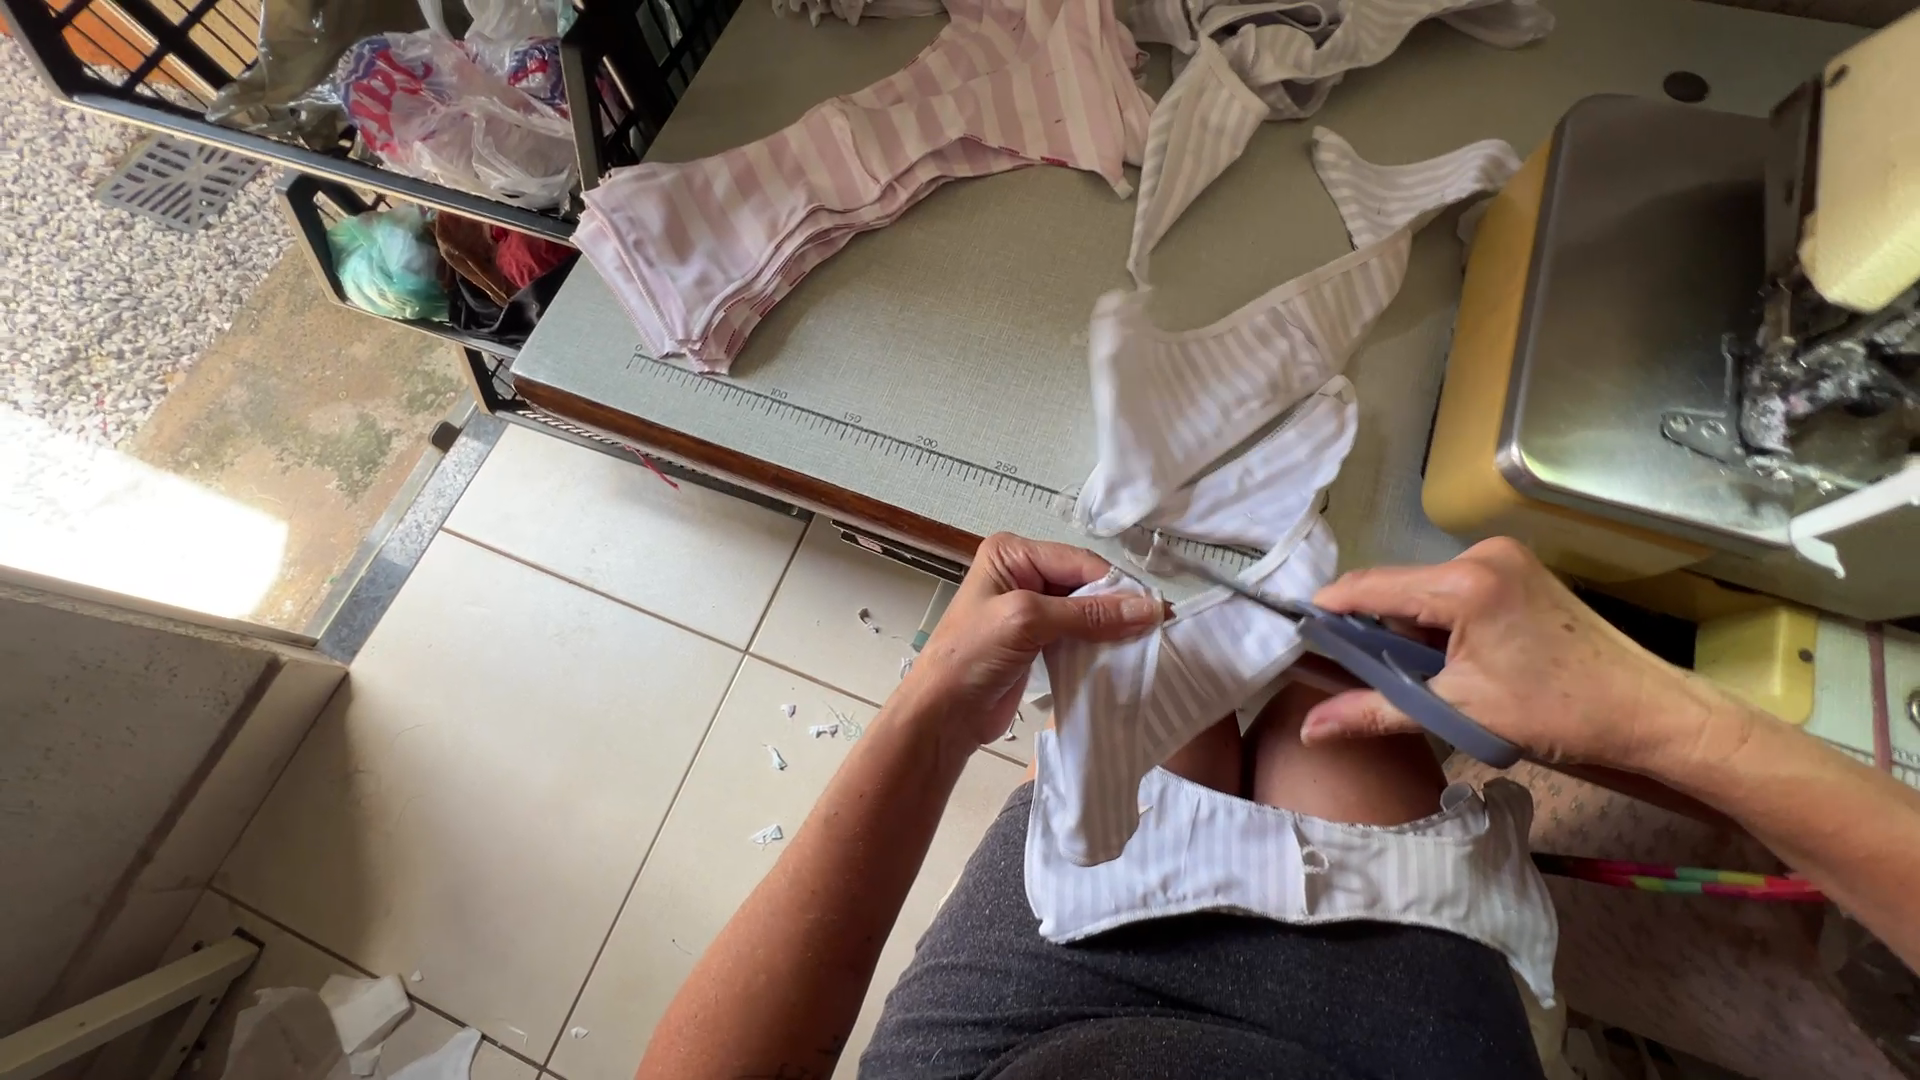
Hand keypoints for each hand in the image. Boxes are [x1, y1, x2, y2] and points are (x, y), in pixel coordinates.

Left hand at [899, 533, 1162, 747]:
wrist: (943, 714)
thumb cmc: (971, 656)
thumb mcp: (1027, 622)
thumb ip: (1088, 614)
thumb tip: (1148, 609)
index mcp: (1012, 553)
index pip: (1078, 561)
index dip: (1117, 585)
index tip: (1157, 610)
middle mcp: (1022, 573)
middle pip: (1085, 583)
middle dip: (1117, 605)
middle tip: (1158, 627)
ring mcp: (1030, 607)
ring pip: (1085, 609)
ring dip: (1112, 626)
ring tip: (1148, 642)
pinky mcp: (1038, 639)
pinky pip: (1079, 633)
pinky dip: (1099, 643)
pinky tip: (1122, 654)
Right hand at [1300, 537, 1742, 772]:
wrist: (1655, 713)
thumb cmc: (1559, 714)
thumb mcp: (1458, 713)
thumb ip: (1373, 713)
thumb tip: (1308, 729)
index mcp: (1464, 583)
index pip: (1368, 587)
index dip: (1328, 610)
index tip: (1301, 637)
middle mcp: (1478, 554)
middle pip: (1392, 585)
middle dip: (1371, 626)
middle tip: (1364, 670)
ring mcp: (1500, 555)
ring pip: (1417, 587)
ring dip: (1403, 624)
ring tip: (1418, 669)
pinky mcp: (1513, 566)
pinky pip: (1446, 586)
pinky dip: (1432, 617)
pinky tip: (1447, 652)